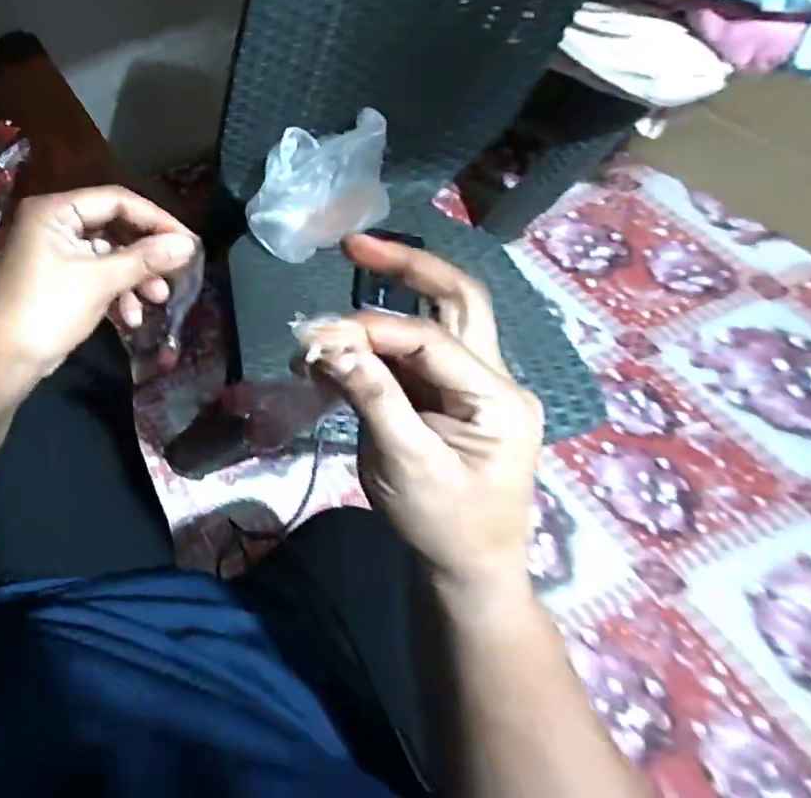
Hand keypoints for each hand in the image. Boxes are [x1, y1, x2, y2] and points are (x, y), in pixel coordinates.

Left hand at [0, 186, 198, 394]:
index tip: (188, 241)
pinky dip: (114, 292)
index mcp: (54, 211)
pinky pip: (93, 274)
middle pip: (113, 227)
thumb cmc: (48, 310)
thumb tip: (189, 244)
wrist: (4, 361)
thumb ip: (146, 259)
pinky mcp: (55, 277)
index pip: (115, 200)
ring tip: (158, 301)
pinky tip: (131, 318)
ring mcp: (52, 251)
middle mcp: (51, 223)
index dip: (156, 219)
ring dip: (133, 278)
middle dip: (145, 255)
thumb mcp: (101, 282)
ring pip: (106, 255)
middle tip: (176, 273)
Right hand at [301, 234, 542, 598]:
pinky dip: (371, 343)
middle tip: (354, 245)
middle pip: (457, 300)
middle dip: (407, 267)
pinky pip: (407, 353)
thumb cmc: (446, 521)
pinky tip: (336, 350)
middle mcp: (491, 378)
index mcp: (496, 396)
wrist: (467, 566)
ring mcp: (468, 383)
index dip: (369, 331)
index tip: (314, 340)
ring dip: (386, 300)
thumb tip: (329, 347)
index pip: (428, 338)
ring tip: (337, 293)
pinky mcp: (441, 394)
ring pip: (435, 319)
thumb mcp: (407, 464)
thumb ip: (373, 399)